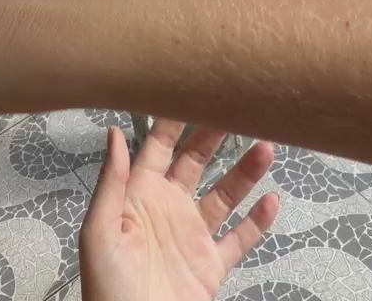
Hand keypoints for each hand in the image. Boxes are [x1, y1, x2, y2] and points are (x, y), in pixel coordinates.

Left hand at [81, 120, 278, 300]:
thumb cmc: (106, 286)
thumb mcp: (99, 230)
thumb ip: (112, 181)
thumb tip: (114, 130)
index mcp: (138, 193)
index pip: (158, 146)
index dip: (174, 120)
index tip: (192, 89)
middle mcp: (167, 206)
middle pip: (195, 162)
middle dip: (214, 135)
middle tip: (236, 107)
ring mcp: (191, 235)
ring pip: (223, 194)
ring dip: (244, 172)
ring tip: (267, 146)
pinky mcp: (210, 266)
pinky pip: (239, 239)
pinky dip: (257, 221)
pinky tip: (272, 200)